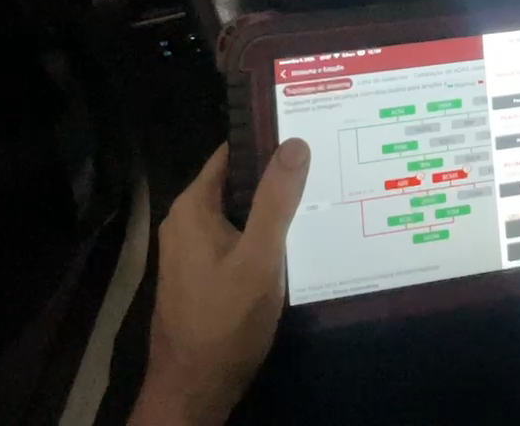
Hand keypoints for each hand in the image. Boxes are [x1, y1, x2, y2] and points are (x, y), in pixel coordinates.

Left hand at [129, 139, 310, 425]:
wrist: (194, 392)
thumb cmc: (224, 321)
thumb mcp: (258, 257)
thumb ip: (276, 200)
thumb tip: (295, 142)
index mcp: (194, 208)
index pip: (233, 152)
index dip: (270, 137)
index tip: (311, 126)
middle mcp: (190, 221)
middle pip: (241, 179)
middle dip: (280, 170)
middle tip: (329, 156)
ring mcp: (197, 248)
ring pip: (244, 208)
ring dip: (278, 201)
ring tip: (326, 186)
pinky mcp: (209, 271)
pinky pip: (243, 233)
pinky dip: (270, 227)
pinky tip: (304, 230)